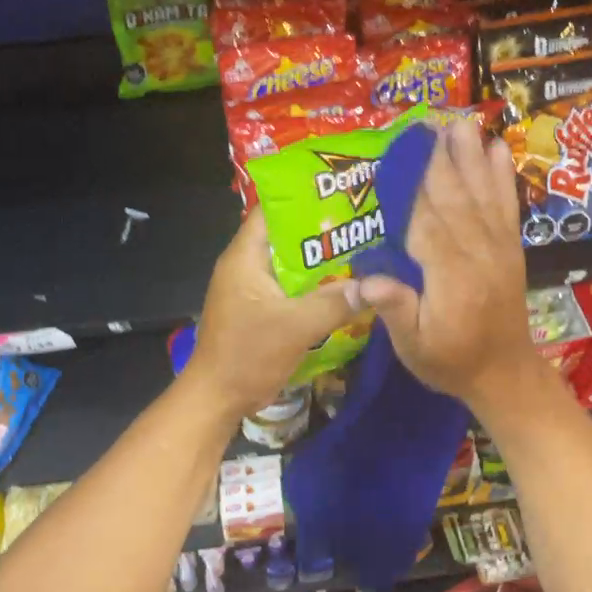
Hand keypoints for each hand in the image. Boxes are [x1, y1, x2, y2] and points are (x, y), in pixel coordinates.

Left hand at [186, 208, 359, 416]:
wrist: (218, 398)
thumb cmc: (248, 354)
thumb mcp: (297, 326)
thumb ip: (335, 302)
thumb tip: (372, 284)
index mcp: (244, 257)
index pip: (272, 210)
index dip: (304, 198)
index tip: (341, 193)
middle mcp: (244, 266)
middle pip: (285, 236)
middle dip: (321, 231)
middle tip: (362, 223)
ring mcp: (250, 289)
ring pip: (290, 264)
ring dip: (320, 262)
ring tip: (361, 251)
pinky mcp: (258, 310)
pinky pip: (289, 288)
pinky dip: (313, 286)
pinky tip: (343, 288)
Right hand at [357, 119, 540, 406]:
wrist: (504, 374)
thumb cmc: (449, 361)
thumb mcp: (414, 348)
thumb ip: (395, 310)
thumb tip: (366, 279)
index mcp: (450, 279)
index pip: (425, 223)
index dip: (410, 187)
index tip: (398, 152)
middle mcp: (477, 255)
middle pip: (454, 199)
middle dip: (440, 159)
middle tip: (427, 122)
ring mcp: (498, 249)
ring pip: (481, 195)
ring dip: (470, 157)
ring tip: (462, 122)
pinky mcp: (510, 248)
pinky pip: (506, 206)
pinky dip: (502, 176)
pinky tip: (498, 150)